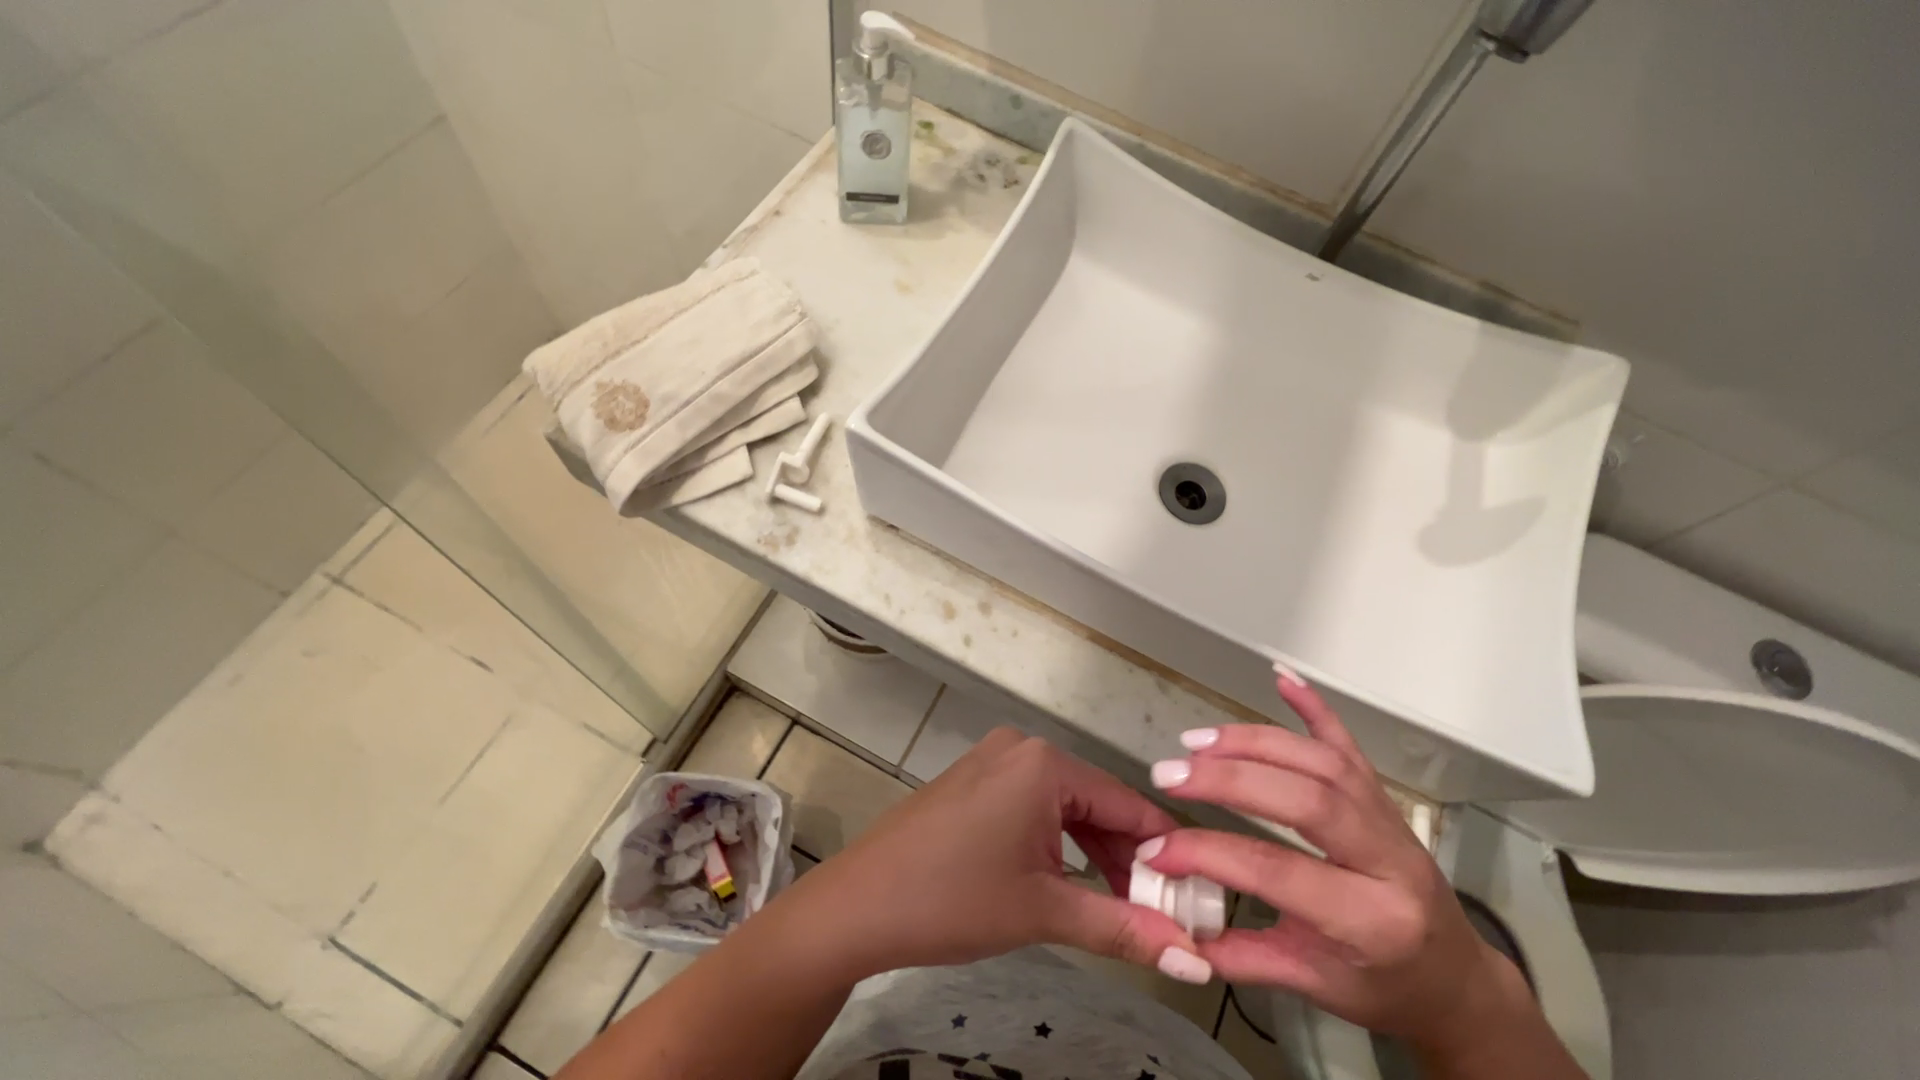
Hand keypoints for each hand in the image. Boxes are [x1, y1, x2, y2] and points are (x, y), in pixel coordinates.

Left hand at [783, 728, 1212, 982]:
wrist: (856, 907)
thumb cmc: (952, 901)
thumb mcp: (1044, 913)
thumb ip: (1125, 929)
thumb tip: (1197, 960)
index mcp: (1044, 763)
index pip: (1130, 804)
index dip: (1167, 854)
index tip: (1197, 899)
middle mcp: (1021, 749)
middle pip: (1098, 803)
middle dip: (1129, 860)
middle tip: (1160, 916)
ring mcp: (991, 762)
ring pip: (1065, 808)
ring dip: (1095, 855)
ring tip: (1121, 909)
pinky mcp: (972, 783)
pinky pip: (1033, 807)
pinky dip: (1057, 843)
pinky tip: (1072, 882)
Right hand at [1136, 668, 1530, 1050]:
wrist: (1456, 981)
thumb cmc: (1383, 987)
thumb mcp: (1314, 985)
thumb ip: (1242, 957)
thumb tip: (1168, 929)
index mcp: (1370, 920)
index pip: (1277, 870)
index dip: (1208, 854)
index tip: (1155, 852)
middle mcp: (1388, 860)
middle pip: (1308, 799)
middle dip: (1230, 780)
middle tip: (1169, 773)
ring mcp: (1391, 821)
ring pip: (1325, 764)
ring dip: (1256, 744)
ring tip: (1197, 743)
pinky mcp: (1386, 800)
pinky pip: (1350, 747)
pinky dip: (1314, 708)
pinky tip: (1282, 678)